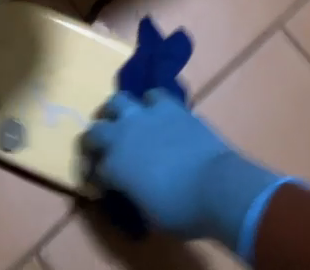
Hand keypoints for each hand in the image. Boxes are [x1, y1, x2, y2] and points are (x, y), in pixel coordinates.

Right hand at [83, 89, 291, 255]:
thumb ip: (131, 195)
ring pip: (117, 101)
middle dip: (95, 141)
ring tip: (124, 120)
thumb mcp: (148, 215)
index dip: (96, 178)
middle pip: (94, 131)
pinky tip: (156, 112)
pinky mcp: (167, 105)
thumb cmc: (181, 210)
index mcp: (113, 166)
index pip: (94, 170)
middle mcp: (121, 135)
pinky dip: (151, 103)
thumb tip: (130, 189)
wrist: (216, 185)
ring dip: (116, 112)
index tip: (101, 185)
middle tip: (104, 149)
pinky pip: (152, 95)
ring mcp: (143, 115)